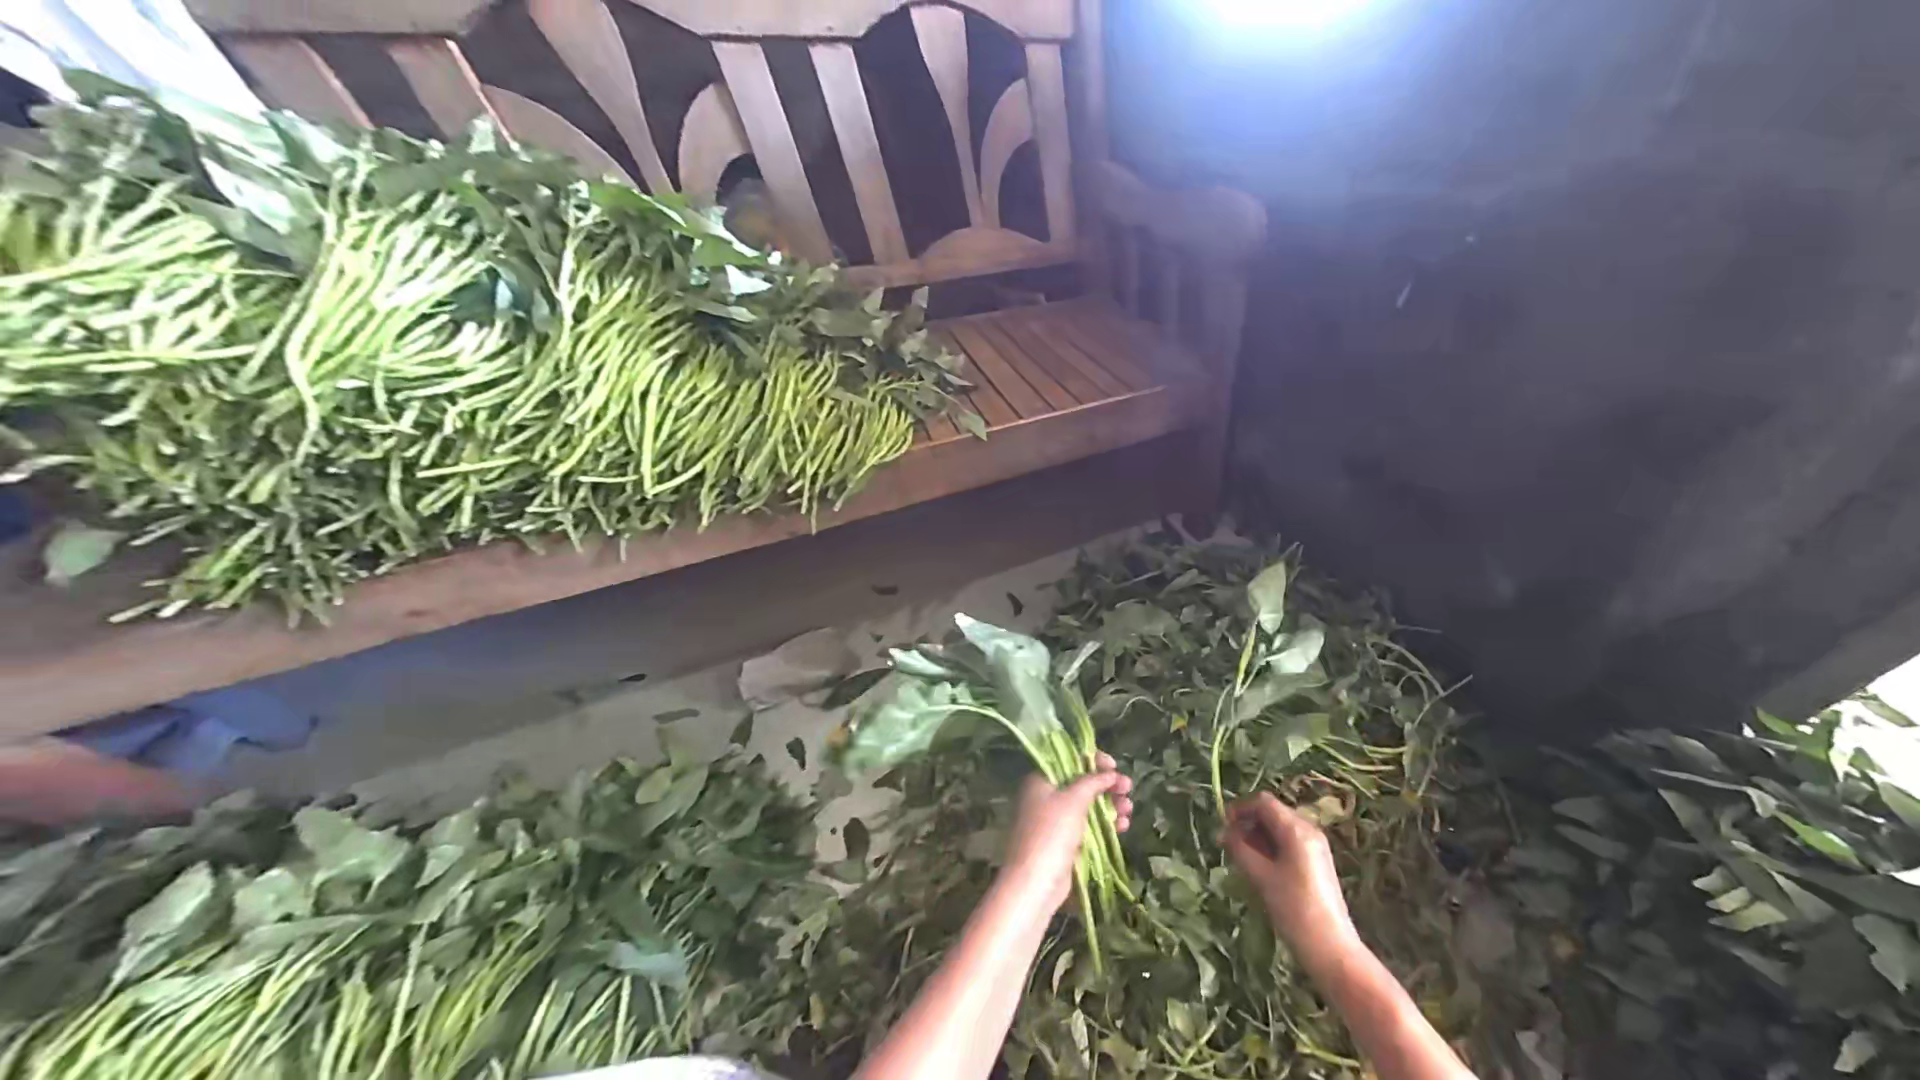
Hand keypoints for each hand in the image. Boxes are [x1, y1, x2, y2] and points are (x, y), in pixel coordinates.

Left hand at [999, 753, 1132, 910]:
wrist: (1035, 882)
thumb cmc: (1051, 833)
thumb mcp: (1073, 800)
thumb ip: (1092, 781)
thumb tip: (1110, 772)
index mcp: (1040, 779)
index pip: (1069, 759)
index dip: (1093, 760)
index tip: (1114, 766)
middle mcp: (1045, 795)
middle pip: (1080, 782)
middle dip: (1106, 784)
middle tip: (1128, 789)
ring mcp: (1054, 819)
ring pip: (1086, 804)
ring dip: (1109, 804)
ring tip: (1129, 810)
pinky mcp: (1063, 840)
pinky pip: (1087, 824)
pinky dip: (1104, 823)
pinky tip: (1122, 826)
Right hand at [1223, 793, 1360, 971]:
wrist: (1331, 949)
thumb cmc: (1294, 909)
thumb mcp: (1260, 876)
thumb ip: (1239, 847)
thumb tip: (1223, 831)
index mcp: (1297, 830)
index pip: (1263, 802)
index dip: (1239, 809)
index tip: (1222, 826)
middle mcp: (1309, 831)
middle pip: (1271, 812)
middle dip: (1247, 823)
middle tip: (1228, 844)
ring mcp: (1315, 847)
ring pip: (1278, 827)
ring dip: (1257, 836)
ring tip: (1240, 857)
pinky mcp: (1316, 862)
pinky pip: (1287, 842)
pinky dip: (1270, 847)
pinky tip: (1259, 866)